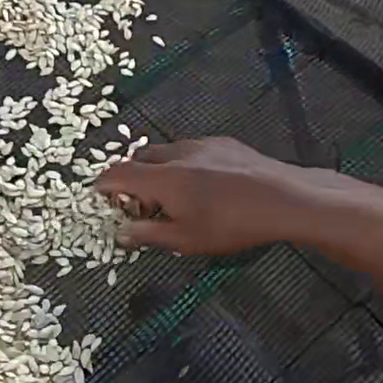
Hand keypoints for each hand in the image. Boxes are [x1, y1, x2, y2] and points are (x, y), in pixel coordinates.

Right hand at [93, 138, 344, 254]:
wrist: (283, 199)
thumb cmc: (231, 225)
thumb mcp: (186, 240)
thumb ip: (149, 234)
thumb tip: (121, 233)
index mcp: (163, 179)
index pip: (119, 174)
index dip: (104, 184)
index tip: (99, 194)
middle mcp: (177, 154)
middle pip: (140, 158)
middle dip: (132, 178)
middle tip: (140, 204)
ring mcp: (202, 144)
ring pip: (166, 151)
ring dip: (157, 170)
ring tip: (171, 196)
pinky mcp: (224, 143)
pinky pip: (191, 149)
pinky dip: (181, 163)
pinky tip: (201, 184)